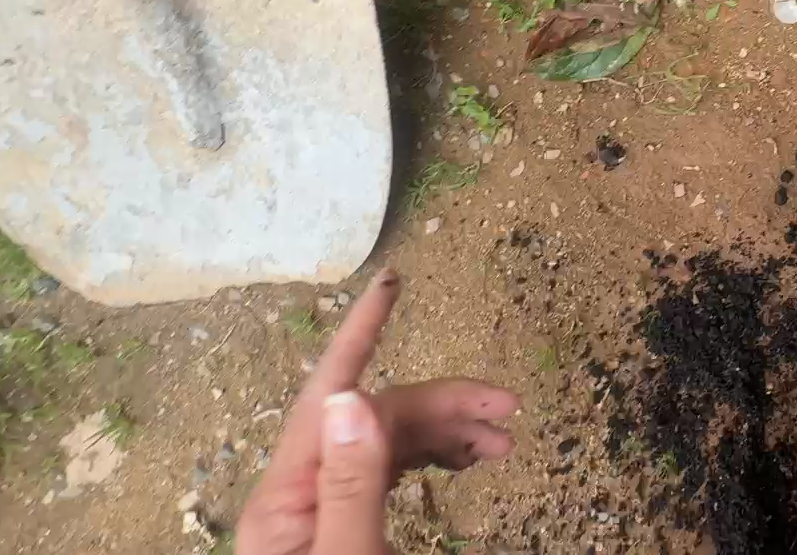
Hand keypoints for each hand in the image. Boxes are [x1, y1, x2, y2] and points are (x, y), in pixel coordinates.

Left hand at [236, 271, 519, 554]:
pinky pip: (397, 464)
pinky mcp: (346, 515)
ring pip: (395, 436)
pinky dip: (440, 453)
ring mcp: (324, 501)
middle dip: (448, 402)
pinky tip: (471, 457)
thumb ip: (350, 484)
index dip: (361, 330)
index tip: (391, 282)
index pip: (327, 391)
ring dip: (453, 429)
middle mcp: (302, 488)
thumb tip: (352, 393)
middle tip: (510, 408)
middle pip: (380, 415)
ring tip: (504, 440)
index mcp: (287, 496)